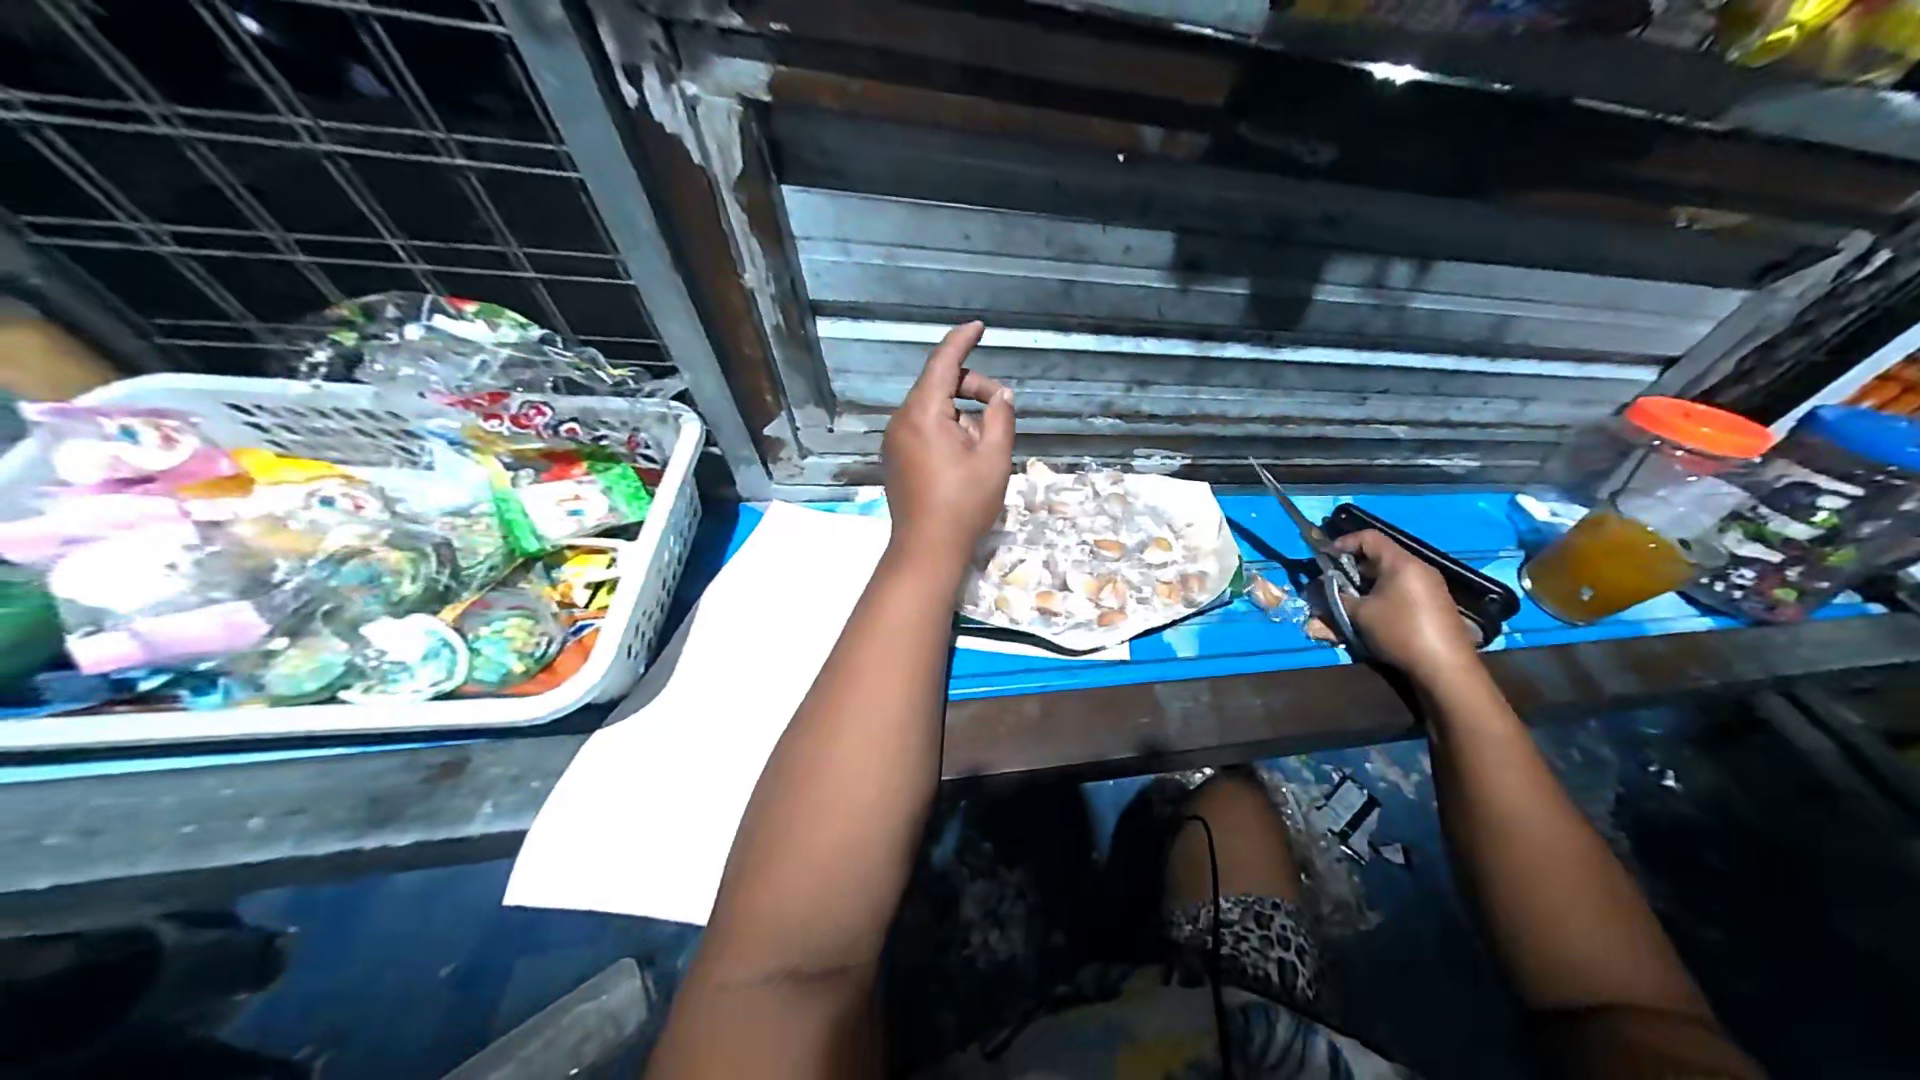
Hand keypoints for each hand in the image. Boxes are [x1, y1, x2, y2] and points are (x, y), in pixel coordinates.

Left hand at [882, 321, 1014, 572]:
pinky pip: (922, 428)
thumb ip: (1000, 417)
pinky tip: (964, 455)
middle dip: (973, 387)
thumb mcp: (994, 457)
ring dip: (961, 413)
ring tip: (985, 443)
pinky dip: (946, 428)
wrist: (926, 548)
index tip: (979, 326)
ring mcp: (894, 440)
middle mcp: (902, 420)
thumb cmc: (964, 502)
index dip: (962, 340)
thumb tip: (1001, 396)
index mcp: (923, 412)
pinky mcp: (895, 458)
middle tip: (1001, 408)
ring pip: (932, 409)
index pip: (943, 362)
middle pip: (938, 385)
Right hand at [1332, 529, 1478, 681]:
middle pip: (1379, 556)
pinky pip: (1402, 589)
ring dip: (1365, 584)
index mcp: (1401, 563)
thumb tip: (1314, 588)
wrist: (1445, 668)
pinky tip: (1372, 614)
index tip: (1325, 557)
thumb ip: (1335, 596)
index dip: (1343, 543)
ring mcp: (1430, 586)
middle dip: (1352, 568)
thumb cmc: (1399, 632)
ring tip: (1349, 602)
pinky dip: (1382, 594)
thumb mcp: (1359, 614)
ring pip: (1389, 575)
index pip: (1369, 537)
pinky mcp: (1434, 603)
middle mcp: (1419, 568)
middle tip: (1333, 584)